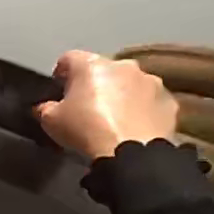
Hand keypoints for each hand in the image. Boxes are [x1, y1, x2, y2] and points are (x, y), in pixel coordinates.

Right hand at [34, 50, 179, 159]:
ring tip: (113, 120)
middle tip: (86, 108)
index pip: (68, 59)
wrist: (131, 155)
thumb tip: (44, 107)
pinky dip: (143, 110)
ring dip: (121, 95)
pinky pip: (150, 102)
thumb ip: (44, 108)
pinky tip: (134, 128)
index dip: (61, 73)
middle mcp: (122, 66)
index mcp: (91, 65)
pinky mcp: (168, 102)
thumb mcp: (51, 121)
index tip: (59, 89)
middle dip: (94, 84)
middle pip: (102, 69)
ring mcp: (150, 82)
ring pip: (129, 83)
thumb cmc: (88, 131)